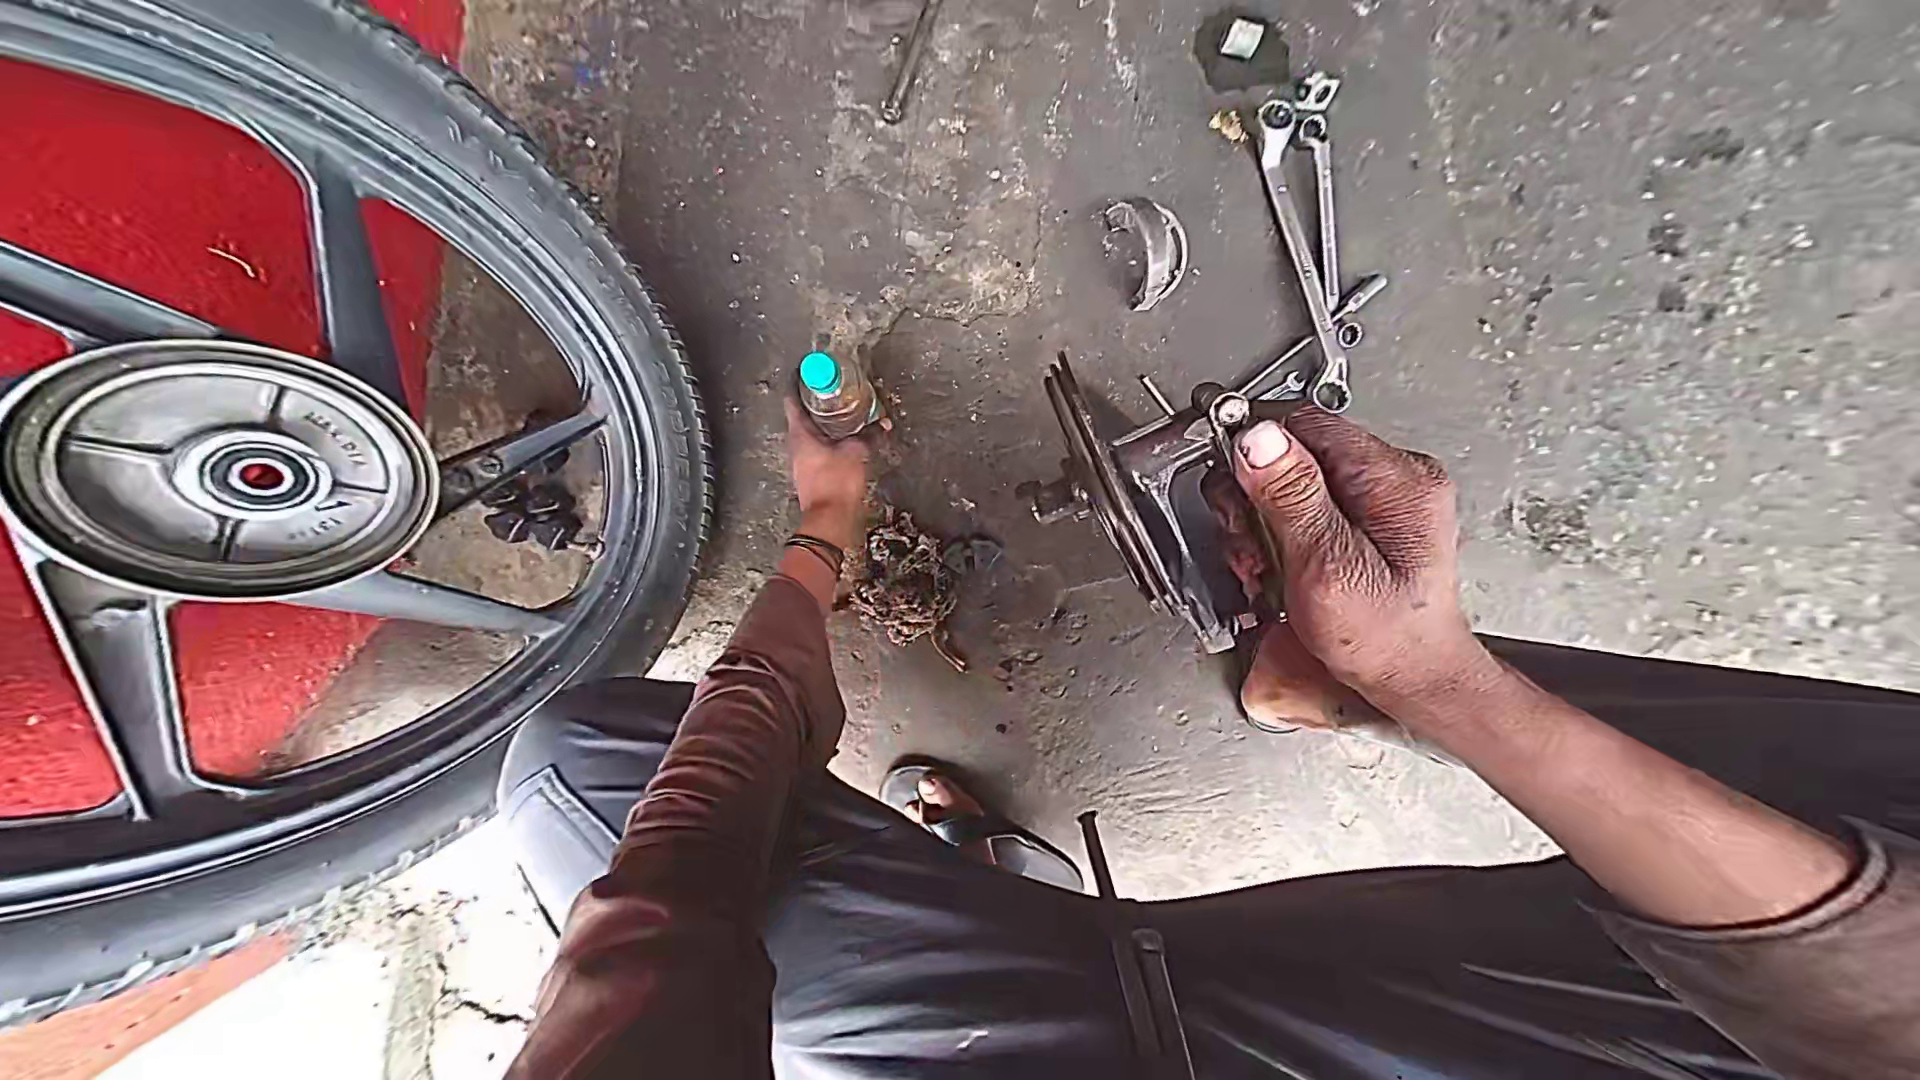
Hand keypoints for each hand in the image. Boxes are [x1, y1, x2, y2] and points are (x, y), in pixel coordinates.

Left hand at [786, 397, 869, 551]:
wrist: (830, 520)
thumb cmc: (836, 483)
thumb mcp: (856, 453)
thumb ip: (868, 436)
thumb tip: (882, 425)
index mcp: (799, 434)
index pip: (793, 400)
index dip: (800, 383)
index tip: (811, 372)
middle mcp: (796, 446)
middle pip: (802, 415)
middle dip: (817, 402)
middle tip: (835, 390)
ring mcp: (802, 461)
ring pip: (811, 433)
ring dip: (825, 422)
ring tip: (844, 412)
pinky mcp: (813, 473)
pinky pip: (819, 449)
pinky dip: (830, 439)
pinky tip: (846, 438)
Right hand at [1231, 408, 1497, 710]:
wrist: (1405, 677)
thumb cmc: (1381, 636)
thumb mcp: (1327, 566)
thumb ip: (1291, 498)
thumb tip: (1258, 438)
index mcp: (1392, 479)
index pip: (1302, 425)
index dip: (1253, 448)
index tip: (1229, 481)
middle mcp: (1386, 479)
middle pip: (1287, 452)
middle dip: (1249, 497)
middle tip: (1248, 538)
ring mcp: (1369, 499)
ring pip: (1282, 481)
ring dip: (1253, 521)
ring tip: (1261, 560)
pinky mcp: (1351, 520)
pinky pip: (1291, 506)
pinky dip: (1268, 534)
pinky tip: (1272, 563)